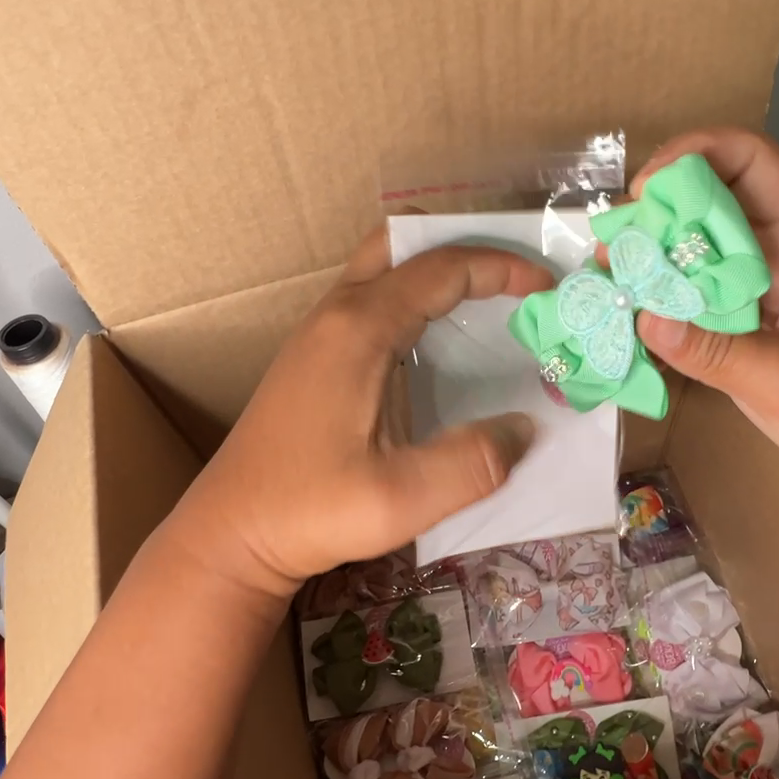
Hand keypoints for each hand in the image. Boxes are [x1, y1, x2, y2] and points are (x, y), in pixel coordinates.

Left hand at [162, 227, 554, 602]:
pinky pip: (370, 301)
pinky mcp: (312, 358)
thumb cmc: (311, 511)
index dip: (503, 269)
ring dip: (436, 272)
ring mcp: (317, 334)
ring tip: (489, 302)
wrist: (231, 534)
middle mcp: (335, 315)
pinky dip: (414, 299)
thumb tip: (525, 428)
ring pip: (383, 269)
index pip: (442, 269)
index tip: (548, 289)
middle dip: (464, 247)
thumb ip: (474, 462)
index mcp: (360, 330)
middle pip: (404, 244)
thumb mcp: (402, 498)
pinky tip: (437, 346)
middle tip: (515, 277)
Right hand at [630, 128, 778, 493]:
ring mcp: (765, 295)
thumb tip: (643, 317)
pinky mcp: (753, 333)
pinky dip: (665, 313)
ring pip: (699, 259)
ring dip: (652, 269)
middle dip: (654, 220)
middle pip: (710, 208)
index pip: (750, 161)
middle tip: (607, 255)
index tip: (641, 194)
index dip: (692, 157)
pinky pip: (701, 307)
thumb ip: (721, 353)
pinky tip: (630, 330)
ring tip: (605, 290)